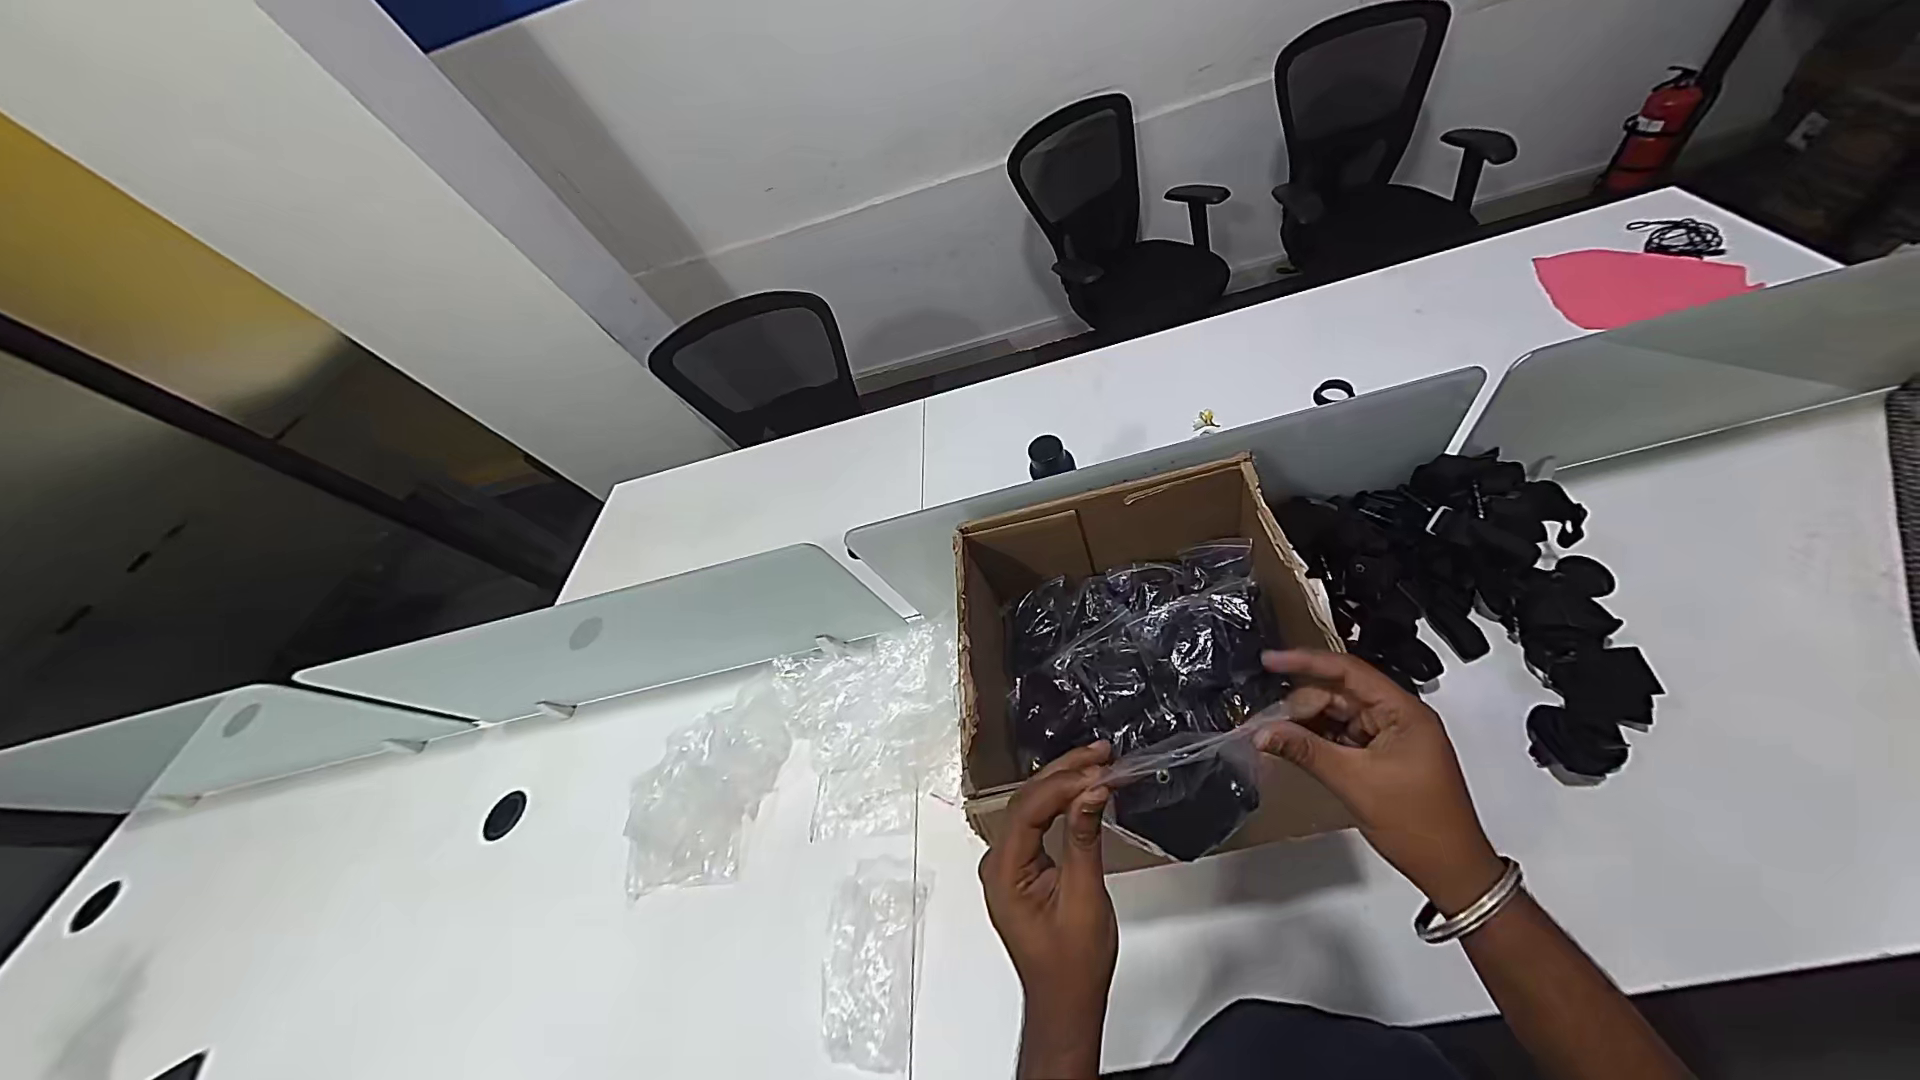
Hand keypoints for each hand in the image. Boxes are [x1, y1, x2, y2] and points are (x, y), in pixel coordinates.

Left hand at [979, 741, 1115, 1078]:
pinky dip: (1062, 800)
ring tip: (1097, 761)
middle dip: (1065, 773)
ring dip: (1065, 780)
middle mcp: (999, 861)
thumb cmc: (1071, 966)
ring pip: (1033, 805)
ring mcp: (1009, 861)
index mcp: (1003, 871)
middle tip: (1099, 755)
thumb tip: (1090, 792)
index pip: (1029, 809)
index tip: (1096, 773)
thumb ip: (1084, 840)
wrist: (1067, 1000)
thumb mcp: (1084, 899)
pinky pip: (1039, 819)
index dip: (1063, 785)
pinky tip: (1082, 786)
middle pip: (1028, 800)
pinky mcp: (1023, 862)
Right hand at [1256, 650, 1503, 914]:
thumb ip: (1304, 750)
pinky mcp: (1380, 755)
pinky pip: (1340, 734)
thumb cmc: (1420, 825)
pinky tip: (1293, 746)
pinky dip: (1316, 739)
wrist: (1452, 872)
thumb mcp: (1354, 782)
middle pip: (1337, 693)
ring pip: (1335, 714)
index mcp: (1403, 712)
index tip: (1271, 660)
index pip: (1348, 671)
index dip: (1305, 662)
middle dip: (1300, 703)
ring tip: (1274, 734)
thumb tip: (1262, 733)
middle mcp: (1397, 717)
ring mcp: (1389, 736)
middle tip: (1268, 720)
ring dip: (1305, 722)